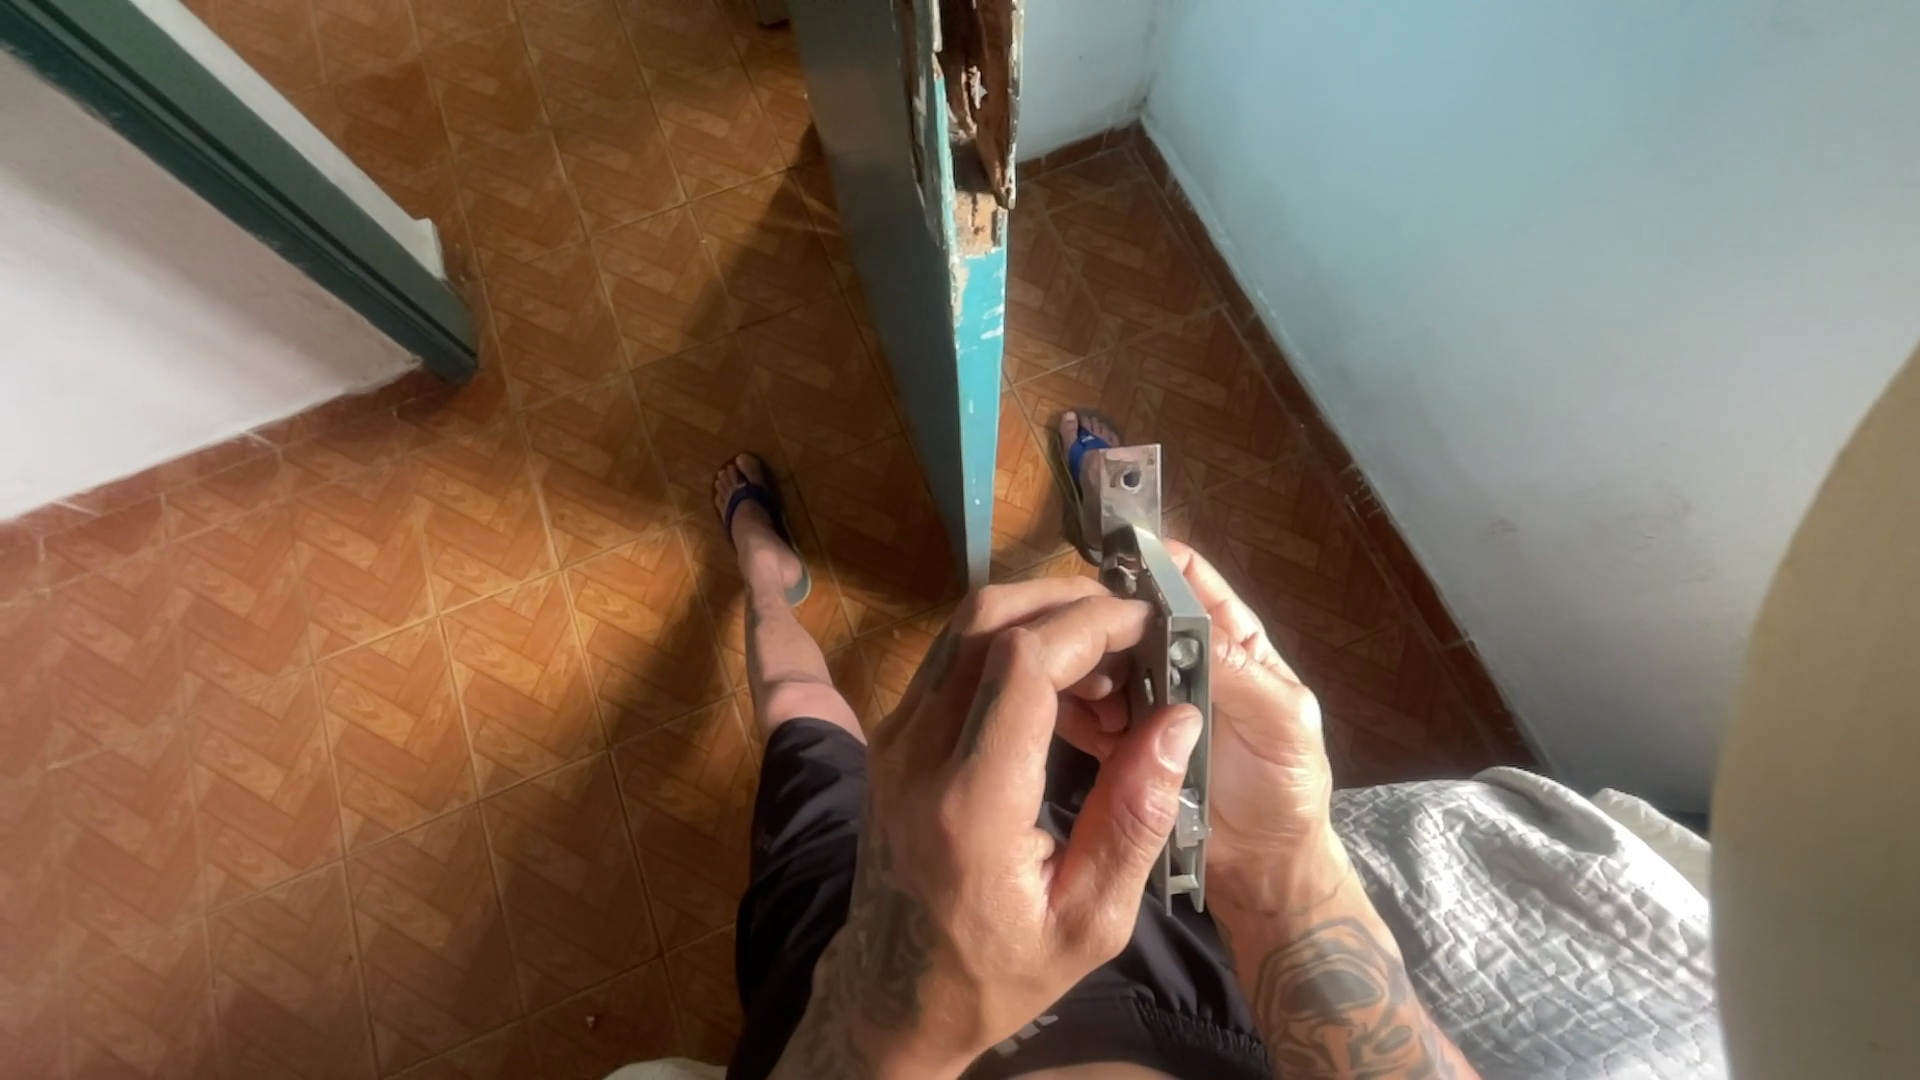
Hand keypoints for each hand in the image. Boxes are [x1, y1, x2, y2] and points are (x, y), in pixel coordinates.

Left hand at [778, 579, 1204, 1078]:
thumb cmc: (997, 971)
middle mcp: (917, 750)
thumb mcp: (1090, 922)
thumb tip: (1178, 719)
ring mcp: (894, 734)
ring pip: (965, 626)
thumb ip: (1136, 816)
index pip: (1022, 664)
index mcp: (970, 803)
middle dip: (1066, 603)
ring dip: (1038, 617)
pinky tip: (1058, 684)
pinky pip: (952, 656)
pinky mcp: (892, 732)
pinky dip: (1010, 643)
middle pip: (987, 621)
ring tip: (1103, 661)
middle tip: (1130, 631)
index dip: (1089, 625)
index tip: (1146, 624)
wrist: (893, 989)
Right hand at [1057, 541, 1350, 917]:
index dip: (1150, 562)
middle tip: (1092, 649)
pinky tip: (1079, 722)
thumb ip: (1238, 671)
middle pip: (1128, 613)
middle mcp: (1176, 656)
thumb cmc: (1285, 784)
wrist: (1259, 865)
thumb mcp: (1283, 721)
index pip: (1185, 576)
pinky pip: (1085, 705)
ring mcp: (1143, 694)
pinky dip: (1074, 707)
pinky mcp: (1116, 733)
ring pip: (1099, 656)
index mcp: (1226, 637)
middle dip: (1106, 622)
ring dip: (1088, 668)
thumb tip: (1182, 623)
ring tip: (1099, 701)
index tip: (1112, 570)